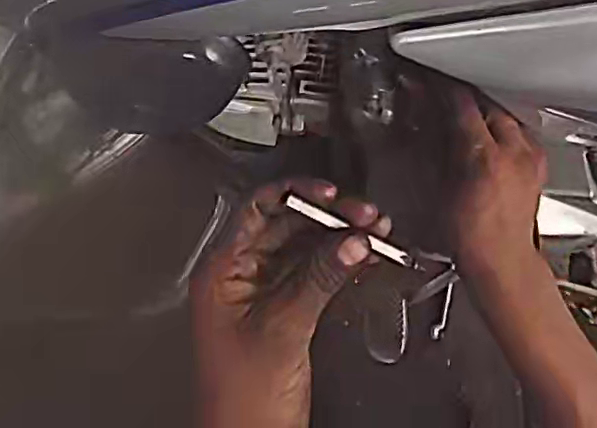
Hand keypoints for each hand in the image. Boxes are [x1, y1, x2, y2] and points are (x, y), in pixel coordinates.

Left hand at [191, 178, 390, 427]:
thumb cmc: (240, 403)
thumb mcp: (281, 330)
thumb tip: (351, 240)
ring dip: (340, 236)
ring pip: (306, 245)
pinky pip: (316, 269)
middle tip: (362, 214)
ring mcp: (266, 289)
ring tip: (374, 230)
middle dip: (328, 216)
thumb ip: (318, 278)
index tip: (327, 193)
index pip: (256, 207)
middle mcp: (242, 271)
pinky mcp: (288, 306)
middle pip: (287, 223)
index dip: (292, 193)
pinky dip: (341, 260)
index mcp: (223, 268)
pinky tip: (365, 255)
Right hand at [445, 85, 547, 278]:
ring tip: (468, 119)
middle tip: (447, 100)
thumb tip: (423, 113)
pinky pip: (521, 133)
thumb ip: (431, 141)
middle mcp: (513, 152)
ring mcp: (530, 158)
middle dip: (466, 100)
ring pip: (506, 116)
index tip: (432, 85)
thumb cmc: (469, 236)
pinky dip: (505, 130)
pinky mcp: (539, 166)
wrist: (502, 263)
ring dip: (486, 113)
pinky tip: (493, 138)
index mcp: (483, 155)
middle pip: (488, 104)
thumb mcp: (438, 184)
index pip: (463, 103)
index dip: (443, 89)